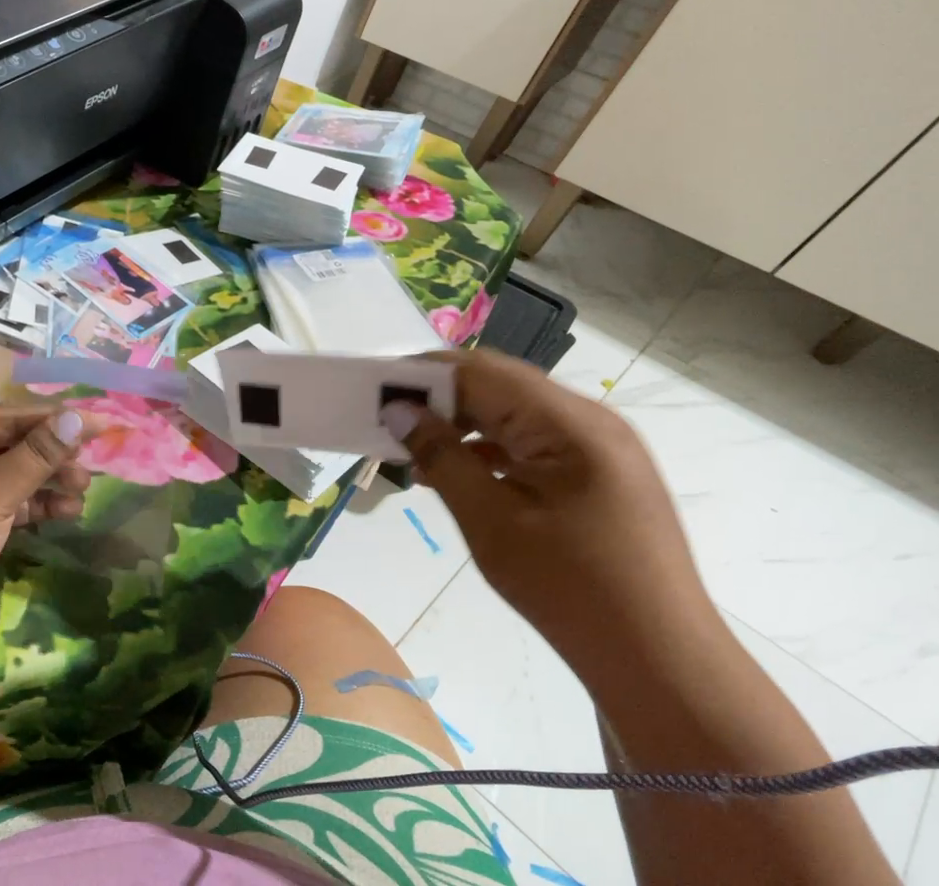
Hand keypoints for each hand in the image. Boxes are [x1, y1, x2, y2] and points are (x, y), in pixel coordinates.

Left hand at [0, 405, 90, 634]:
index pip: (13, 416)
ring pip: (23, 474)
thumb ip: (37, 455)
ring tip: (83, 488)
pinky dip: (43, 504)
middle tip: (90, 464)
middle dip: (55, 452)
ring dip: (53, 479)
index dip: (56, 418)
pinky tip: (70, 510)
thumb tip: (77, 418)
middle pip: (20, 443)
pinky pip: (20, 502)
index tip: (99, 423)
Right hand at [381, 350, 714, 663]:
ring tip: (411, 452)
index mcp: (570, 423)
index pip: (479, 372)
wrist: (658, 657)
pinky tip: (453, 473)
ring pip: (513, 412)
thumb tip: (399, 411)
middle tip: (384, 423)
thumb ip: (441, 457)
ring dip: (460, 424)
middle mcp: (591, 420)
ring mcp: (601, 446)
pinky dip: (487, 448)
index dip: (421, 376)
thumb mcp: (490, 521)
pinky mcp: (600, 472)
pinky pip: (532, 441)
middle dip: (437, 399)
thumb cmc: (569, 588)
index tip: (370, 395)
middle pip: (498, 386)